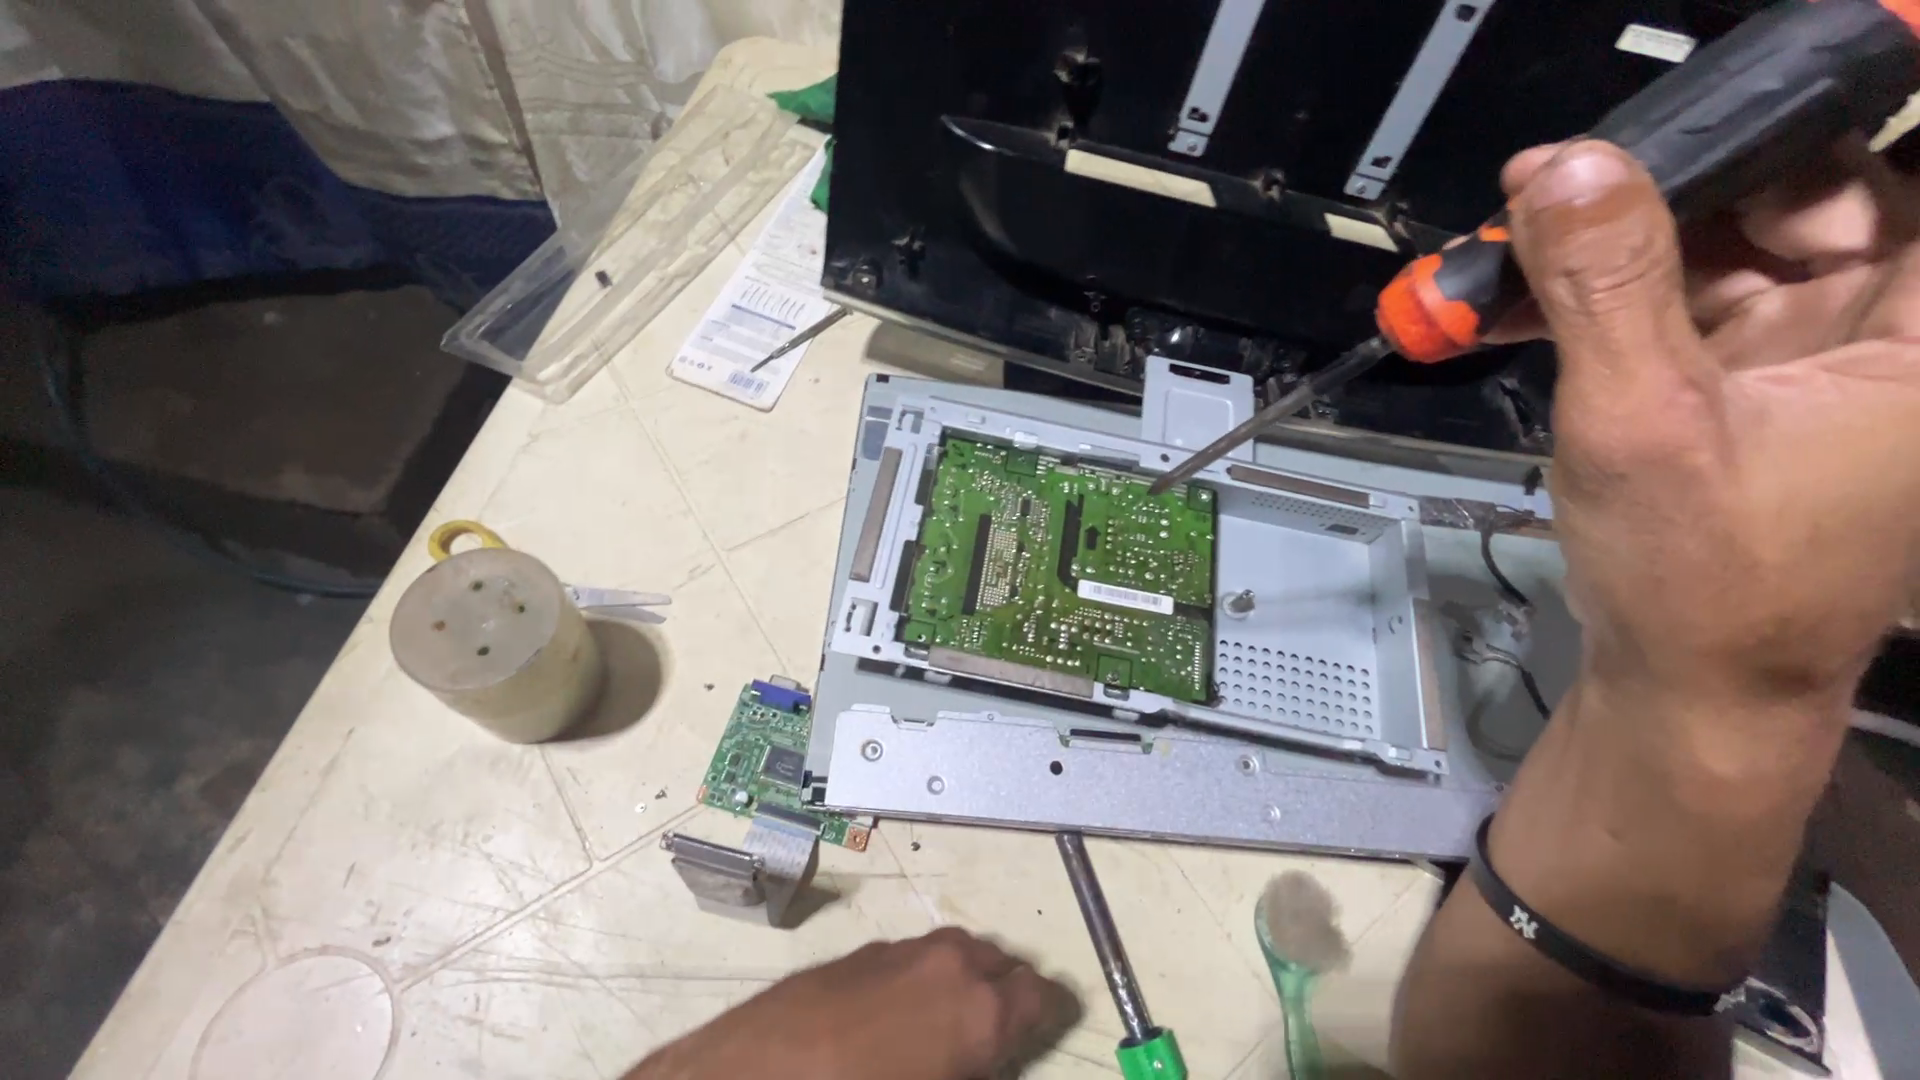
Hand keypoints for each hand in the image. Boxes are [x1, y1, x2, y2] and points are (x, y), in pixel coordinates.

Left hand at [623, 928, 1075, 1079]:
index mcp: (979, 1008)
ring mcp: (901, 951)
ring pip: (958, 951)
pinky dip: (926, 975)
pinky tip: (900, 1015)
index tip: (1049, 1028)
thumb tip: (980, 1056)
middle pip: (1003, 963)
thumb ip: (975, 1067)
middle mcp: (949, 964)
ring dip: (968, 978)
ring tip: (953, 1022)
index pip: (1043, 995)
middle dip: (1011, 992)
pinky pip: (915, 954)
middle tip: (1002, 1032)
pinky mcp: (861, 951)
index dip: (1053, 1014)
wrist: (749, 1076)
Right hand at [1500, 138, 1919, 761]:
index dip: (1835, 94)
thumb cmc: (1697, 569)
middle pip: (1800, 186)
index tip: (1733, 71)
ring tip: (1495, 254)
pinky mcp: (1735, 371)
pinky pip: (1665, 301)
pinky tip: (1507, 303)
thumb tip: (1567, 165)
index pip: (1914, 155)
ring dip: (1601, 247)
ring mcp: (1808, 342)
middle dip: (1663, 184)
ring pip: (1716, 243)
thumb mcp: (1643, 422)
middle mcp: (1894, 313)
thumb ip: (1606, 290)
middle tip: (1540, 186)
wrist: (1683, 674)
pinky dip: (1588, 298)